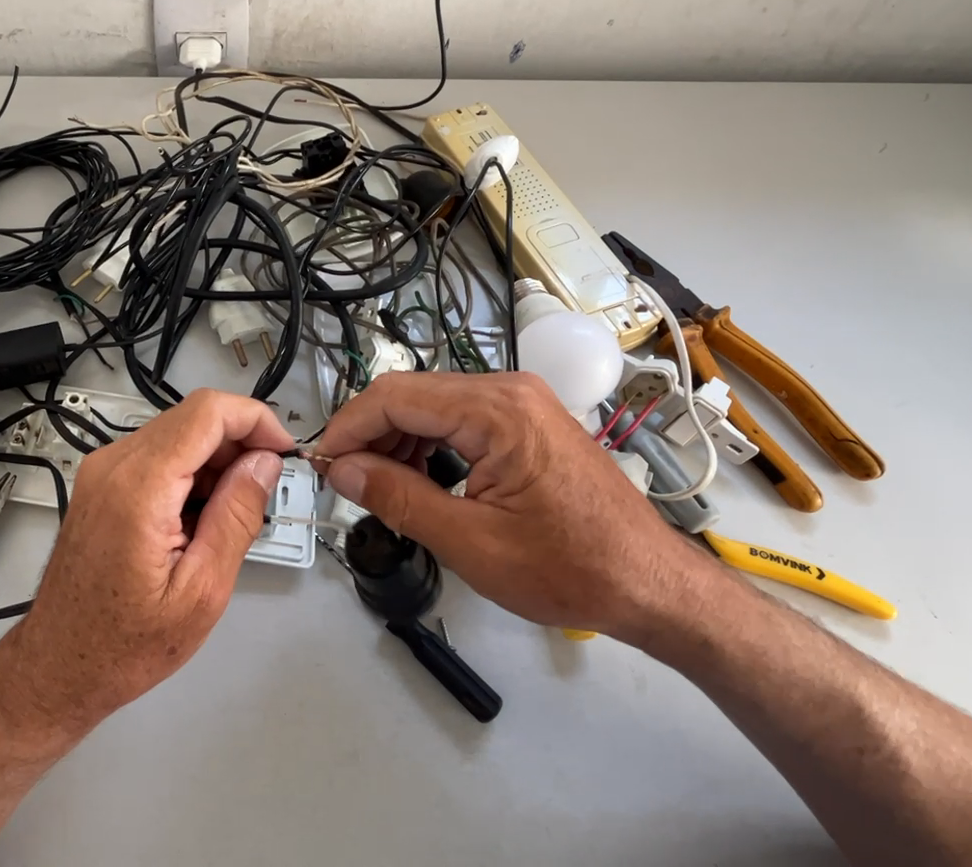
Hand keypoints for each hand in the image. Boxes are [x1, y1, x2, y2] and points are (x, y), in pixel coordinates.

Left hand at [0, 388, 293, 733]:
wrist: (59, 666)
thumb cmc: (126, 644)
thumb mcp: (201, 591)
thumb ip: (237, 516)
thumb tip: (265, 463)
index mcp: (138, 487)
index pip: (207, 412)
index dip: (255, 419)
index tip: (284, 453)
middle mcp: (113, 465)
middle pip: (193, 417)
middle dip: (240, 442)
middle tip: (266, 490)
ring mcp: (102, 471)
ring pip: (177, 433)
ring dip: (216, 460)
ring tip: (233, 514)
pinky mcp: (100, 484)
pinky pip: (157, 455)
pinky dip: (190, 472)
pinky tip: (201, 518)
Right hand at [316, 371, 699, 638]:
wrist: (651, 583)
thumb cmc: (568, 569)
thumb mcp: (470, 542)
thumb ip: (398, 498)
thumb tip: (340, 469)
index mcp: (497, 410)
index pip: (394, 396)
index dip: (348, 427)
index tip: (320, 465)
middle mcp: (509, 389)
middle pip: (411, 393)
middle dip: (370, 434)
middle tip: (345, 482)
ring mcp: (522, 401)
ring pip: (432, 403)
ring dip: (397, 439)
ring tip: (382, 487)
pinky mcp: (528, 419)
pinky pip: (460, 416)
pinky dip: (429, 442)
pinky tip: (421, 478)